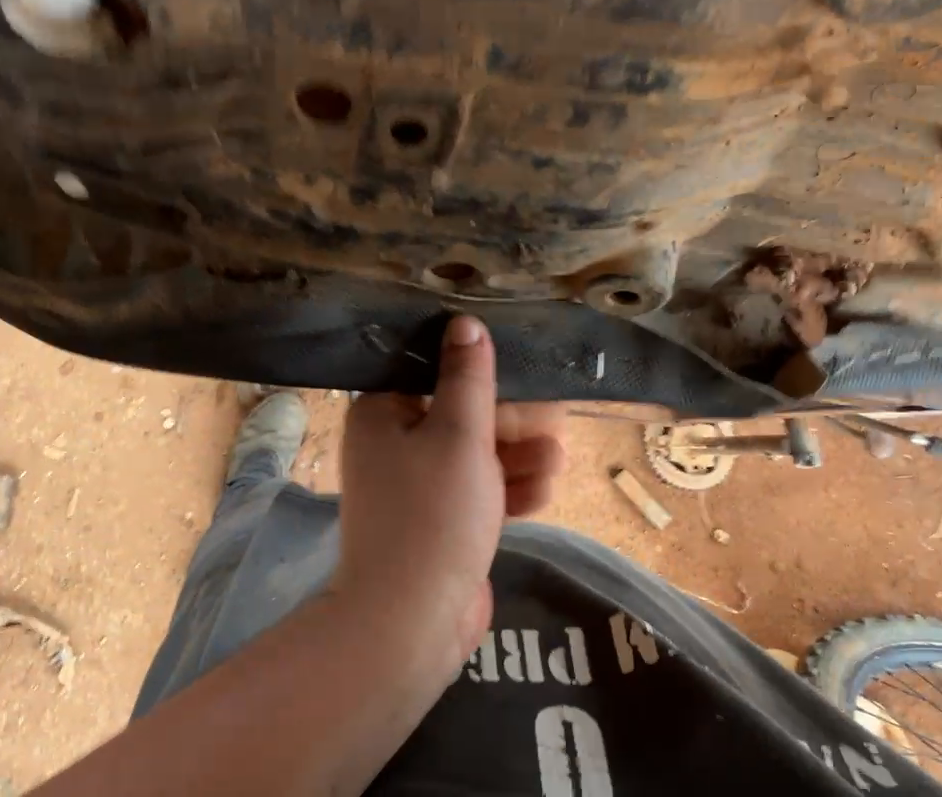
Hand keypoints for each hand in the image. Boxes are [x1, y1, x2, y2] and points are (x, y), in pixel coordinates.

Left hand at [331, 315, 566, 673]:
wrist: (408, 620)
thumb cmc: (433, 513)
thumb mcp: (459, 435)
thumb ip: (468, 378)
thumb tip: (464, 321)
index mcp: (381, 412)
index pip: (433, 374)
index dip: (482, 373)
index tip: (528, 373)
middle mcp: (390, 443)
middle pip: (458, 416)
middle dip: (511, 422)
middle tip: (558, 422)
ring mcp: (412, 487)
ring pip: (471, 457)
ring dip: (516, 456)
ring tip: (560, 457)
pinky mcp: (433, 523)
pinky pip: (472, 494)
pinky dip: (505, 490)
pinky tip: (545, 491)